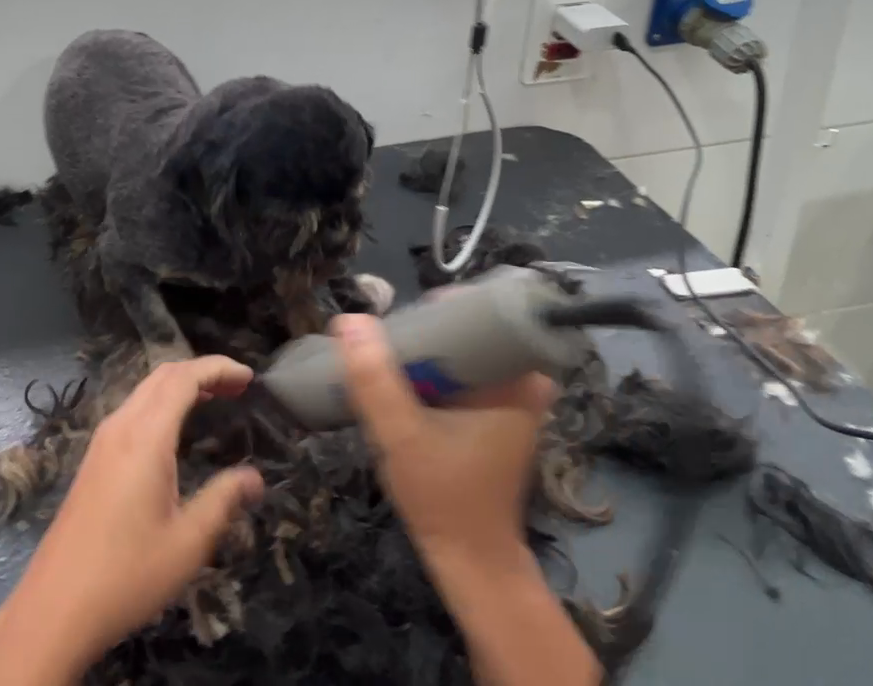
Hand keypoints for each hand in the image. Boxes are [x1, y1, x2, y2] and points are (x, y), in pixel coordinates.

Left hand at [0, 356, 265, 681]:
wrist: (55, 608)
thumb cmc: (127, 575)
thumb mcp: (189, 542)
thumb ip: (224, 500)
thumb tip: (254, 478)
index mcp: (145, 438)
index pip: (183, 379)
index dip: (217, 368)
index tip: (249, 376)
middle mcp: (119, 429)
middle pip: (161, 376)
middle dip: (202, 372)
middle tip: (238, 386)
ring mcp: (101, 444)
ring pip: (144, 393)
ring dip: (180, 386)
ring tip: (215, 400)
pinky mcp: (92, 462)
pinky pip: (132, 413)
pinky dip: (161, 405)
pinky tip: (176, 431)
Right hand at [334, 313, 556, 562]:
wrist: (468, 560)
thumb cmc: (444, 497)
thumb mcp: (401, 436)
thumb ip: (374, 379)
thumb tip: (349, 320)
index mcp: (519, 377)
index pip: (477, 312)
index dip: (431, 311)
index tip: (395, 327)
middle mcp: (523, 381)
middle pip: (464, 331)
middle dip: (420, 335)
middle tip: (382, 350)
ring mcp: (510, 399)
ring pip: (456, 354)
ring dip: (420, 357)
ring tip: (383, 366)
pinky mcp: (493, 416)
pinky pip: (457, 377)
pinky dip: (428, 378)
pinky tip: (398, 389)